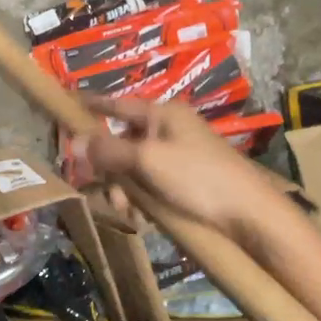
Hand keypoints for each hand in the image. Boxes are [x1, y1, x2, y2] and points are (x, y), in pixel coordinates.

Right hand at [71, 95, 289, 239]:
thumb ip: (108, 150)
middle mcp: (169, 129)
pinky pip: (150, 183)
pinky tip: (140, 216)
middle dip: (108, 167)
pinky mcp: (187, 181)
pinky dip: (141, 197)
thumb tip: (76, 142)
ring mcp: (179, 156)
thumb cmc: (199, 178)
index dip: (90, 104)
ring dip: (123, 188)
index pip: (116, 104)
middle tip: (98, 188)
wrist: (254, 217)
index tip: (66, 103)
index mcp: (163, 114)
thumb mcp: (147, 160)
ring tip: (125, 210)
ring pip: (133, 166)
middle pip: (121, 141)